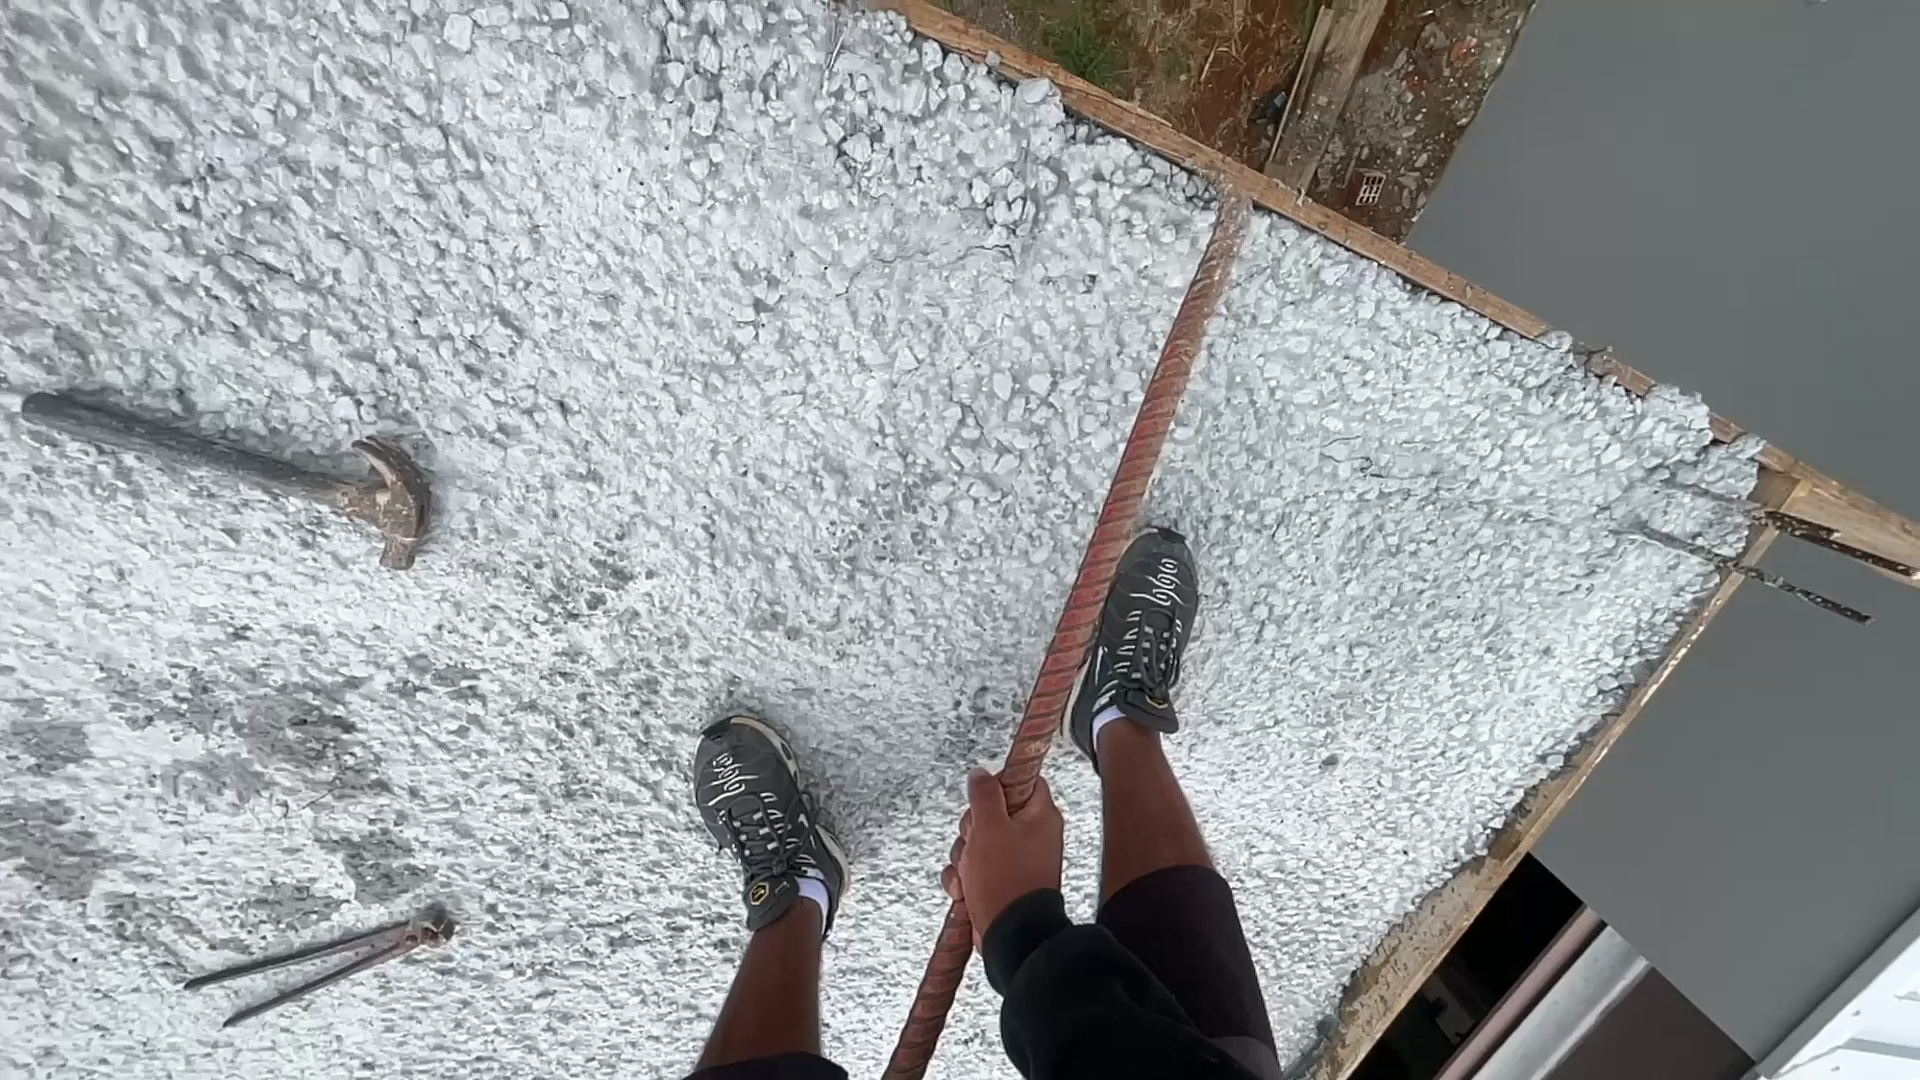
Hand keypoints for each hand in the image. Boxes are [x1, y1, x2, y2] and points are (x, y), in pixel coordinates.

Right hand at [941, 769, 1063, 944]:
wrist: (1011, 940)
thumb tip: (980, 774)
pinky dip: (963, 876)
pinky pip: (973, 866)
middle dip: (972, 827)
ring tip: (970, 872)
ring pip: (977, 839)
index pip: (1021, 781)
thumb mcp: (990, 828)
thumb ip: (984, 795)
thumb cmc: (1007, 882)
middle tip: (976, 841)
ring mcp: (1016, 859)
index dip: (997, 785)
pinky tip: (964, 889)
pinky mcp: (1001, 880)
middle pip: (992, 810)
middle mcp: (1032, 835)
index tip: (984, 799)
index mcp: (1040, 816)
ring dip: (964, 855)